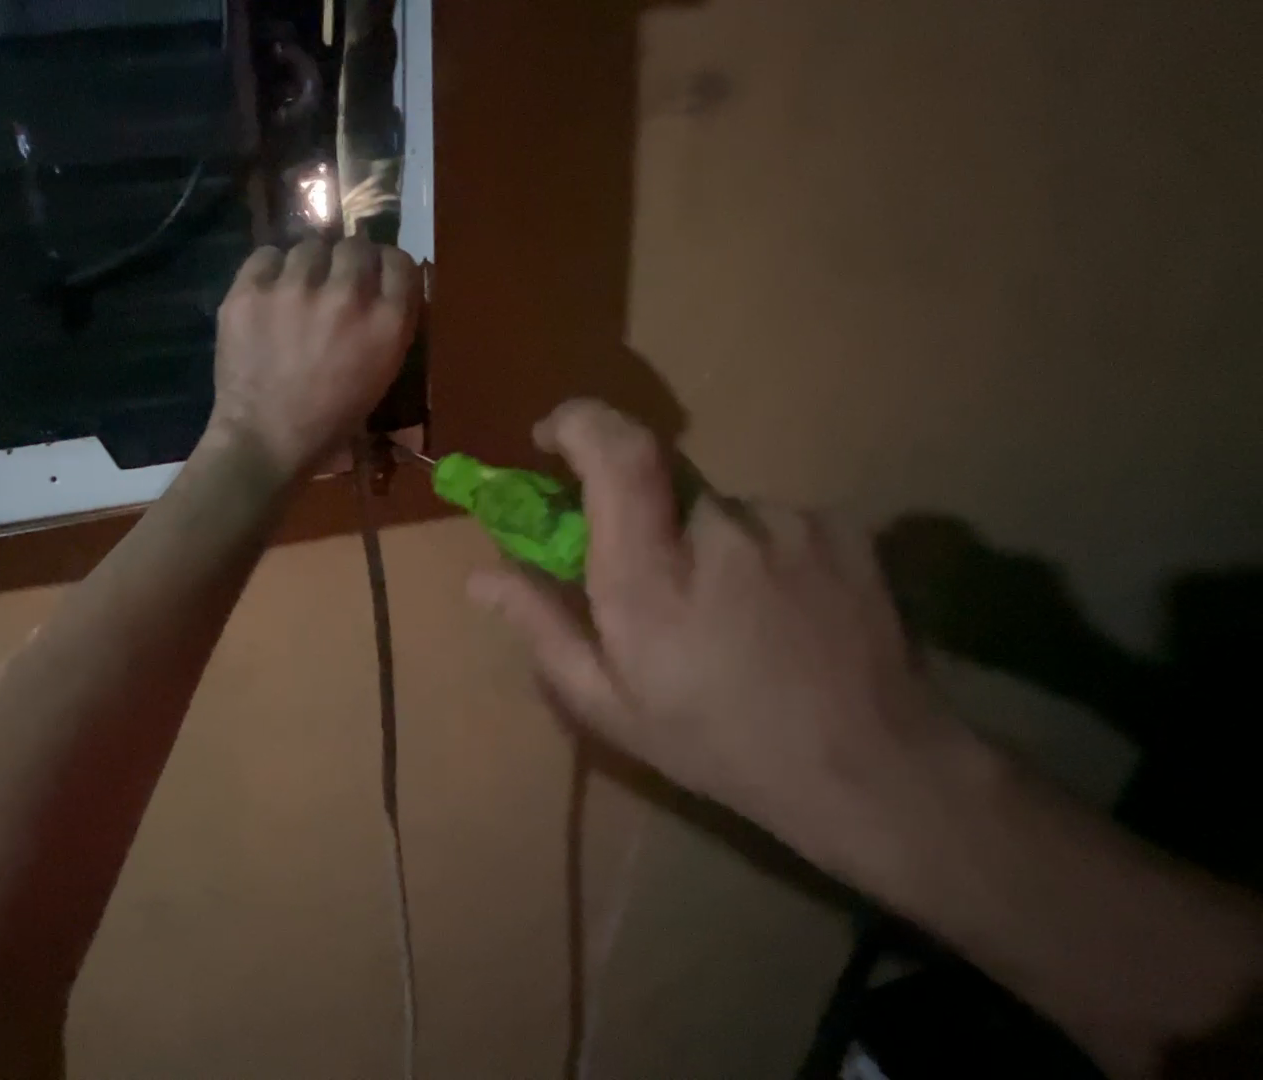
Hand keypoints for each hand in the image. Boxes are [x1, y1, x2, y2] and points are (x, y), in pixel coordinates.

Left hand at [206, 237, 421, 475]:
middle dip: (346, 264)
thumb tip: (382, 289)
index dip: (385, 267)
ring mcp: (295, 290)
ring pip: (309, 247)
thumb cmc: (329, 422)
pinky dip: (269, 272)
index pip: (399, 261)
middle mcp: (346, 296)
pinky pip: (266, 255)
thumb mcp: (379, 377)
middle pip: (355, 246)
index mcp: (386, 323)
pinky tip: (268, 297)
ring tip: (295, 296)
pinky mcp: (251, 291)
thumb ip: (387, 327)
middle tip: (332, 287)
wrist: (265, 442)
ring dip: (307, 267)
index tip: (373, 278)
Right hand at [469, 399, 958, 854]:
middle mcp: (719, 531)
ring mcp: (788, 525)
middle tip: (654, 587)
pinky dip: (753, 553)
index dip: (578, 424)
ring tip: (726, 618)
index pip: (617, 456)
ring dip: (702, 546)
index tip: (550, 437)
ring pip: (714, 509)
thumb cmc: (716, 742)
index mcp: (650, 577)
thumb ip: (541, 626)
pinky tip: (776, 613)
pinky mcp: (840, 529)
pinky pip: (769, 522)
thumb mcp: (607, 703)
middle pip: (657, 485)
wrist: (871, 769)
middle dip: (641, 523)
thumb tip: (480, 575)